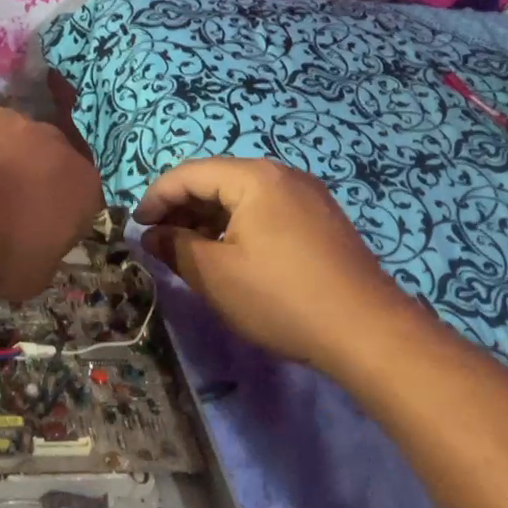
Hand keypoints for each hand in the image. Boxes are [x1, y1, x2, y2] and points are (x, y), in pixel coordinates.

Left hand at [0, 104, 103, 298]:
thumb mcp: (35, 276)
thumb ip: (46, 254)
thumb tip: (37, 246)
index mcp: (83, 185)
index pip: (81, 201)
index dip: (59, 220)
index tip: (36, 237)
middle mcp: (58, 143)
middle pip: (50, 163)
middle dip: (33, 181)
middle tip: (3, 211)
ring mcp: (17, 120)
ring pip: (13, 140)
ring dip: (1, 159)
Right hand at [136, 157, 415, 365]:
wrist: (370, 333)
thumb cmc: (282, 298)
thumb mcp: (215, 275)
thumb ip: (175, 247)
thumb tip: (151, 235)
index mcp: (253, 177)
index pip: (188, 174)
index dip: (156, 199)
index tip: (137, 228)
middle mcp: (282, 174)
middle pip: (216, 180)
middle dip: (182, 208)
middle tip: (160, 241)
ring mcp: (308, 196)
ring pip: (242, 197)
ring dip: (209, 219)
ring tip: (191, 251)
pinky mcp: (322, 220)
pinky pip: (267, 210)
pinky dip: (239, 226)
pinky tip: (232, 256)